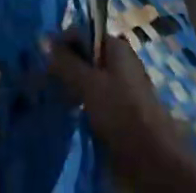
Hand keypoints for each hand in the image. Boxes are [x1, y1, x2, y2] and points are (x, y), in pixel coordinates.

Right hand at [45, 34, 195, 192]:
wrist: (155, 163)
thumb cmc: (121, 114)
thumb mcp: (88, 84)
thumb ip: (64, 61)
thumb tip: (41, 38)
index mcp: (116, 46)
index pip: (80, 32)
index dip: (61, 43)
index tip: (44, 62)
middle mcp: (119, 61)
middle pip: (84, 55)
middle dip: (64, 66)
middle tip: (47, 82)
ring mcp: (122, 86)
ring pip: (88, 78)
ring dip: (71, 86)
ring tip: (57, 99)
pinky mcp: (121, 110)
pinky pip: (95, 98)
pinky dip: (81, 103)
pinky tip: (71, 113)